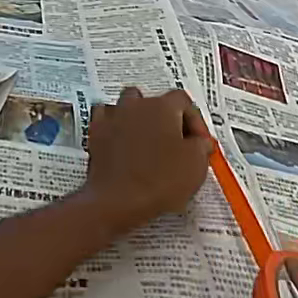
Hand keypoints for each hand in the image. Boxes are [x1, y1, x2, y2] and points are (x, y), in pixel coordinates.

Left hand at [76, 86, 211, 234]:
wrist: (118, 197)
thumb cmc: (160, 180)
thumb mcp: (195, 165)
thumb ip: (201, 145)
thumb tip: (199, 140)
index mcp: (162, 107)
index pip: (183, 100)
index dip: (195, 120)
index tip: (199, 143)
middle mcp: (136, 104)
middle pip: (155, 101)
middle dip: (167, 118)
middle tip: (176, 143)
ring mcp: (113, 115)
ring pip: (128, 104)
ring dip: (139, 117)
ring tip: (149, 141)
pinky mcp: (96, 130)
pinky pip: (106, 117)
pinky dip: (115, 125)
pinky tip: (122, 141)